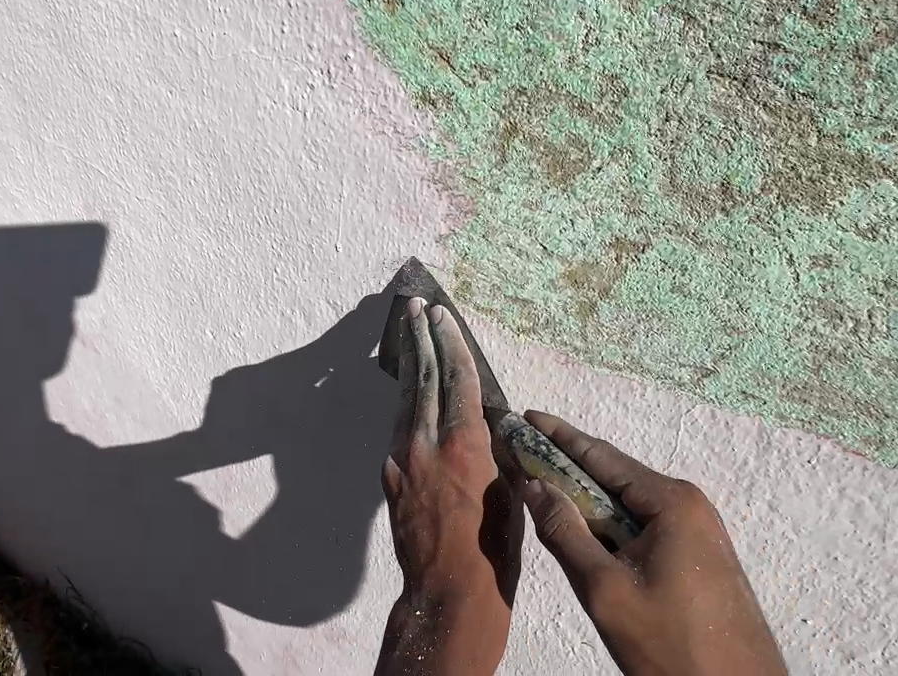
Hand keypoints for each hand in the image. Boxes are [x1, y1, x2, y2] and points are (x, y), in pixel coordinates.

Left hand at [377, 298, 522, 674]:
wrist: (449, 592)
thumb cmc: (495, 547)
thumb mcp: (508, 489)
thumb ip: (492, 447)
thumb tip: (484, 421)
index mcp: (464, 442)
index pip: (456, 377)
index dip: (450, 342)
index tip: (442, 316)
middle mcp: (428, 441)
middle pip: (425, 376)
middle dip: (422, 337)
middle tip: (417, 307)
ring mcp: (403, 456)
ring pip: (406, 397)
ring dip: (410, 362)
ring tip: (410, 332)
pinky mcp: (389, 473)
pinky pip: (400, 425)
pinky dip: (406, 400)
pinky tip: (410, 388)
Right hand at [522, 411, 785, 675]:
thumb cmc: (672, 646)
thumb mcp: (605, 591)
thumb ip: (564, 532)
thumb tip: (533, 484)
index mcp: (671, 501)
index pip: (600, 455)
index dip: (558, 435)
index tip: (525, 417)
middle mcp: (688, 504)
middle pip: (614, 476)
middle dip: (568, 468)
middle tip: (525, 459)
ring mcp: (698, 531)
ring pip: (627, 504)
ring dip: (587, 501)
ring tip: (546, 494)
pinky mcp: (699, 557)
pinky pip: (643, 525)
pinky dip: (609, 524)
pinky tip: (586, 533)